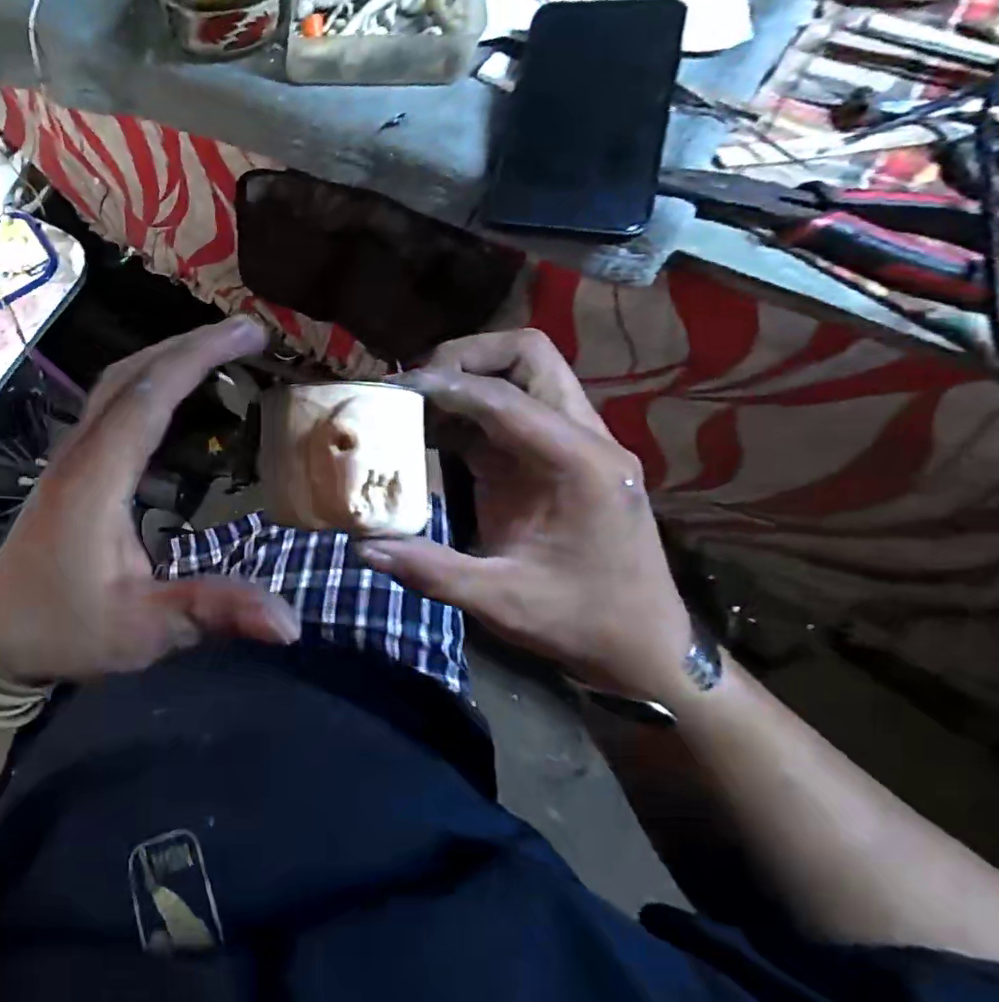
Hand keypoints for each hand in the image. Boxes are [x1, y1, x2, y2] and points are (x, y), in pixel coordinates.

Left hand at [0, 317, 301, 682]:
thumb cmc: (64, 628)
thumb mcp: (140, 630)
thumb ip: (210, 611)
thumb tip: (289, 624)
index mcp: (96, 481)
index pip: (149, 397)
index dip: (198, 357)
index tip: (248, 332)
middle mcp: (78, 456)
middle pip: (128, 376)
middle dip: (185, 345)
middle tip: (243, 334)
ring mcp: (67, 460)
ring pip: (112, 388)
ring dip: (162, 362)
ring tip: (215, 355)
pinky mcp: (66, 471)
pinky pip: (107, 410)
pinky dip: (145, 389)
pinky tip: (171, 402)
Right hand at [353, 329, 697, 702]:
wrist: (640, 644)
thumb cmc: (582, 620)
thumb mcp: (502, 602)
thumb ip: (431, 571)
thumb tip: (361, 547)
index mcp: (579, 464)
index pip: (506, 398)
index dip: (446, 386)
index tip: (391, 393)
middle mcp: (579, 440)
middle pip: (526, 356)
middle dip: (462, 358)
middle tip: (407, 389)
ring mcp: (562, 447)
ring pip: (515, 375)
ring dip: (459, 380)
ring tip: (403, 406)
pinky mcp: (542, 461)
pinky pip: (498, 414)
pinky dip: (457, 412)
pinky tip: (418, 433)